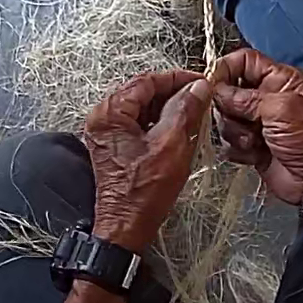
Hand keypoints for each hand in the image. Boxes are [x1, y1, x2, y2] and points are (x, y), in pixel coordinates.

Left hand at [83, 70, 213, 250]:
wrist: (127, 223)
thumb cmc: (144, 191)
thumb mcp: (171, 144)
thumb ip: (185, 109)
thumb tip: (198, 87)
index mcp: (110, 113)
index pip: (146, 81)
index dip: (176, 78)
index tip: (199, 81)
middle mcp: (103, 119)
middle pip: (143, 92)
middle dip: (173, 93)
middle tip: (199, 96)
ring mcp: (107, 133)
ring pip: (142, 108)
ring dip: (168, 107)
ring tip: (194, 112)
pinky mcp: (114, 146)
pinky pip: (139, 124)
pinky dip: (159, 122)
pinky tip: (178, 128)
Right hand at [209, 49, 302, 205]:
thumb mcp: (281, 108)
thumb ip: (245, 97)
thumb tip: (216, 91)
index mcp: (279, 79)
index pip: (244, 61)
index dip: (225, 69)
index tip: (213, 85)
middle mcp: (265, 97)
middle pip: (227, 92)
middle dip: (228, 108)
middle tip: (243, 120)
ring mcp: (256, 122)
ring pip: (224, 119)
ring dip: (235, 132)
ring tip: (254, 141)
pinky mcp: (249, 145)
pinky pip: (228, 141)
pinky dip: (238, 149)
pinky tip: (255, 155)